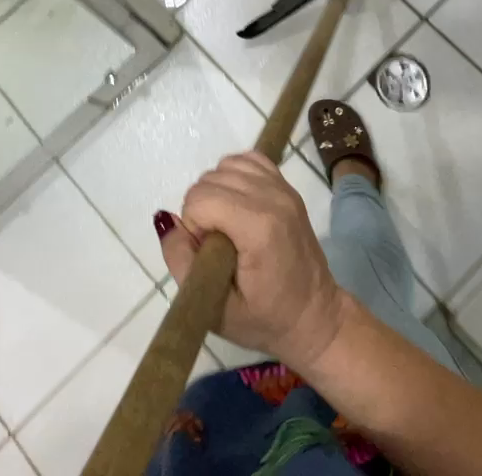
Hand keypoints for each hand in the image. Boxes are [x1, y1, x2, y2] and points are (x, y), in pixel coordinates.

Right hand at [157, 152, 349, 367]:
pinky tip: (236, 205)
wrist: (315, 317)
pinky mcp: (286, 186)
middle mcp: (273, 198)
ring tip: (226, 226)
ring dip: (215, 192)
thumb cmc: (265, 320)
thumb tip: (166, 220)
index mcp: (259, 228)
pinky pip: (247, 160)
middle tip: (215, 246)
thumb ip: (182, 262)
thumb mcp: (213, 309)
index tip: (208, 256)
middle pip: (209, 180)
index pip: (200, 199)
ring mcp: (283, 188)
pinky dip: (233, 176)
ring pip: (225, 166)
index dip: (194, 228)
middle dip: (201, 211)